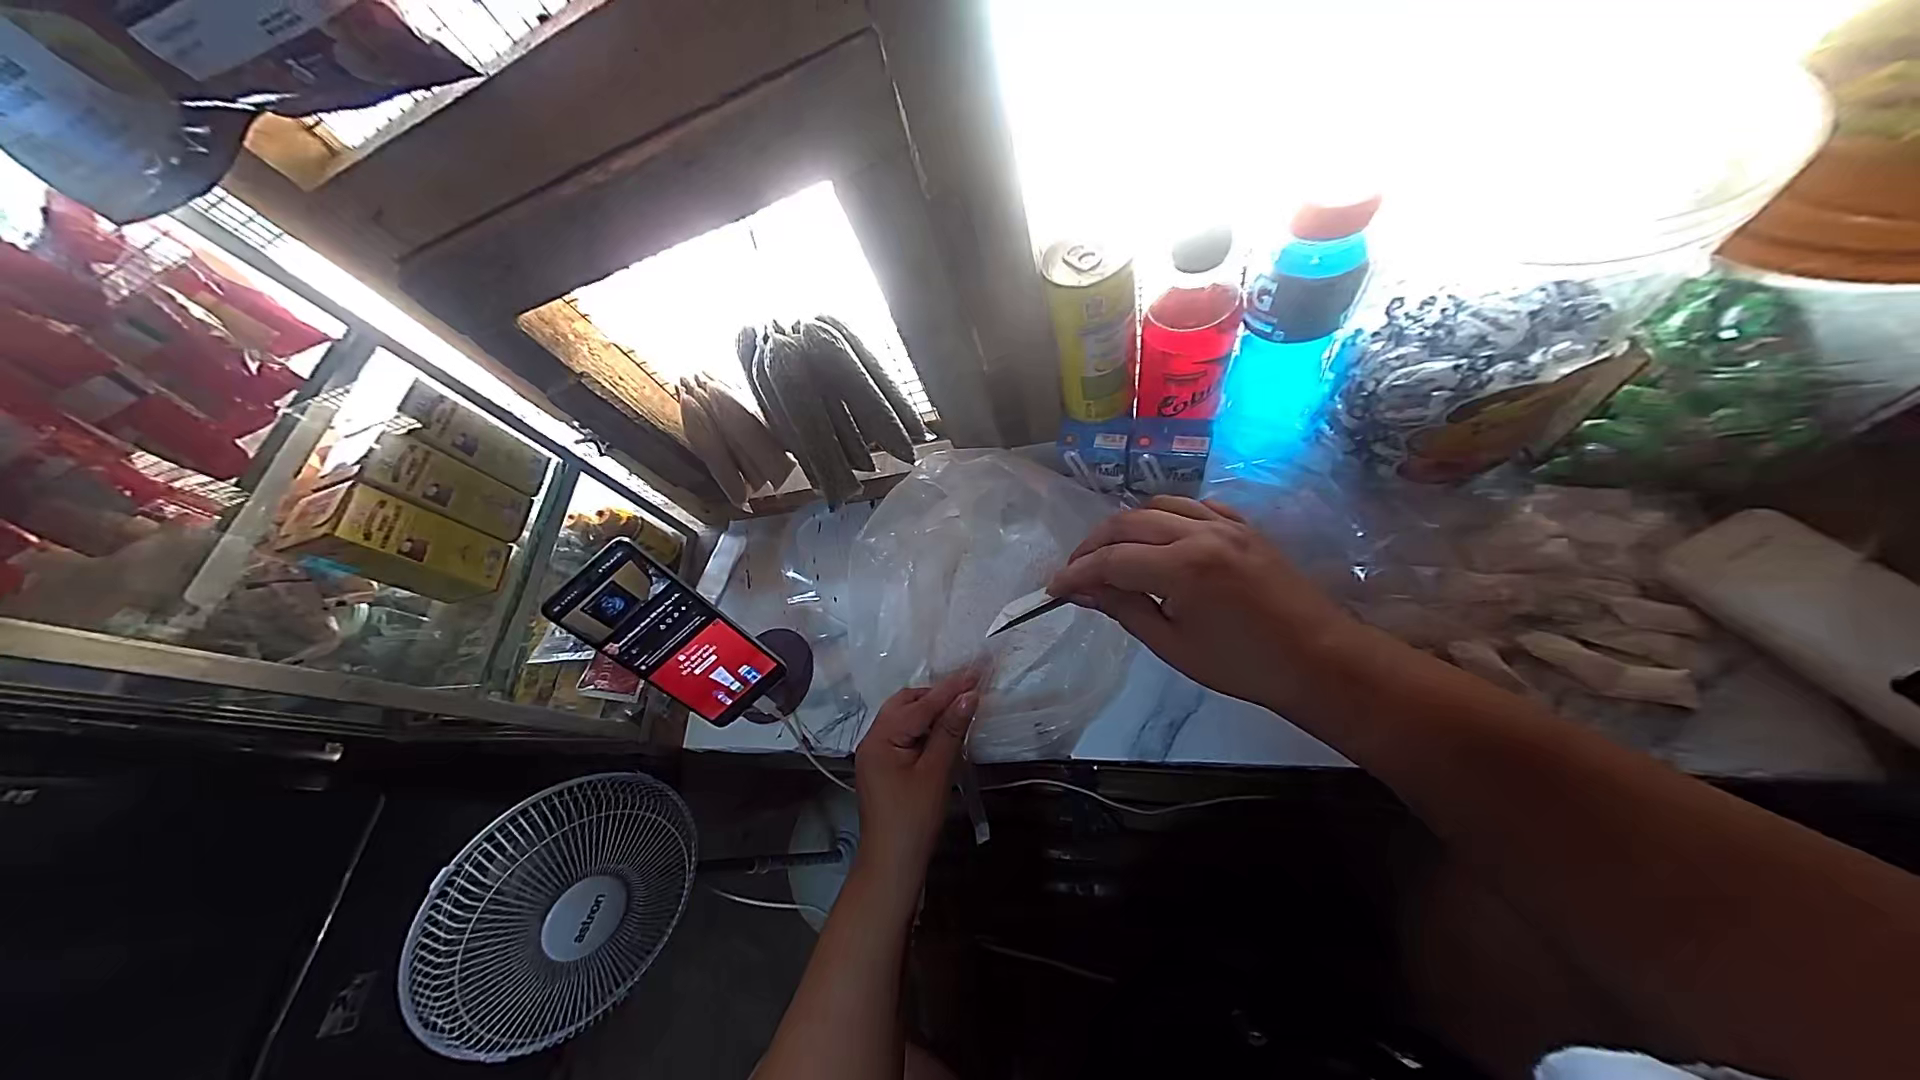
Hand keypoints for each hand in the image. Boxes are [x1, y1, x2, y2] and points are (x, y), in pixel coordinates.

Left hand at [853, 669, 979, 875]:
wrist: (892, 865)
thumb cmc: (913, 820)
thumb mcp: (936, 773)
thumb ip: (950, 731)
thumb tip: (968, 697)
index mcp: (880, 738)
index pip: (920, 705)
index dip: (950, 689)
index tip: (975, 672)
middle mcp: (873, 739)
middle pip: (905, 703)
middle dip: (936, 694)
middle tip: (968, 690)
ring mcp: (876, 753)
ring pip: (904, 717)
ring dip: (930, 709)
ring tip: (960, 706)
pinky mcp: (884, 765)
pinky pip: (904, 733)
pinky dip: (924, 726)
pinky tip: (944, 729)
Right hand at [1047, 495, 1361, 714]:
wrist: (1317, 659)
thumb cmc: (1242, 665)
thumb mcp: (1172, 645)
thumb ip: (1124, 608)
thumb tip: (1084, 591)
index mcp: (1183, 568)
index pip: (1111, 560)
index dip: (1076, 573)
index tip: (1055, 588)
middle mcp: (1201, 533)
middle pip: (1126, 523)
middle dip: (1092, 545)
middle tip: (1076, 572)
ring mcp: (1225, 524)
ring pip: (1157, 505)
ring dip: (1125, 525)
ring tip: (1111, 553)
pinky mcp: (1243, 525)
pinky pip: (1193, 506)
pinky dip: (1164, 517)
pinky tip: (1157, 537)